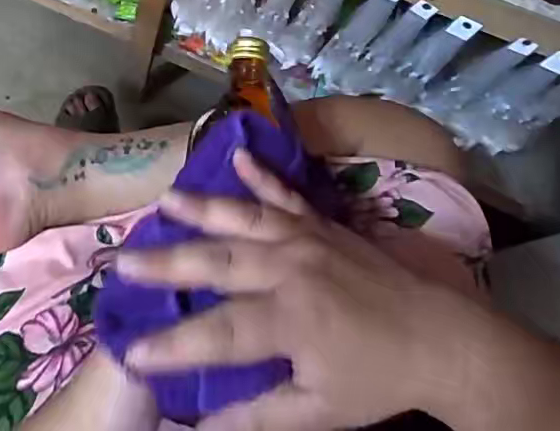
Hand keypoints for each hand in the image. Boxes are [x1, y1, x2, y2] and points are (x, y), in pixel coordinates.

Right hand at [114, 150, 479, 430]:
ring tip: (167, 198)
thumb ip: (256, 417)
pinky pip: (286, 193)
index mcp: (289, 318)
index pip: (216, 334)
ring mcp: (306, 237)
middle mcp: (290, 267)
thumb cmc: (375, 379)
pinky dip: (261, 173)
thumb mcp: (317, 413)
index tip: (130, 349)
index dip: (172, 345)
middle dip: (168, 262)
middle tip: (124, 259)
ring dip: (204, 208)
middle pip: (218, 263)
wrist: (435, 334)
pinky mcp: (322, 223)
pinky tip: (238, 155)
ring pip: (245, 217)